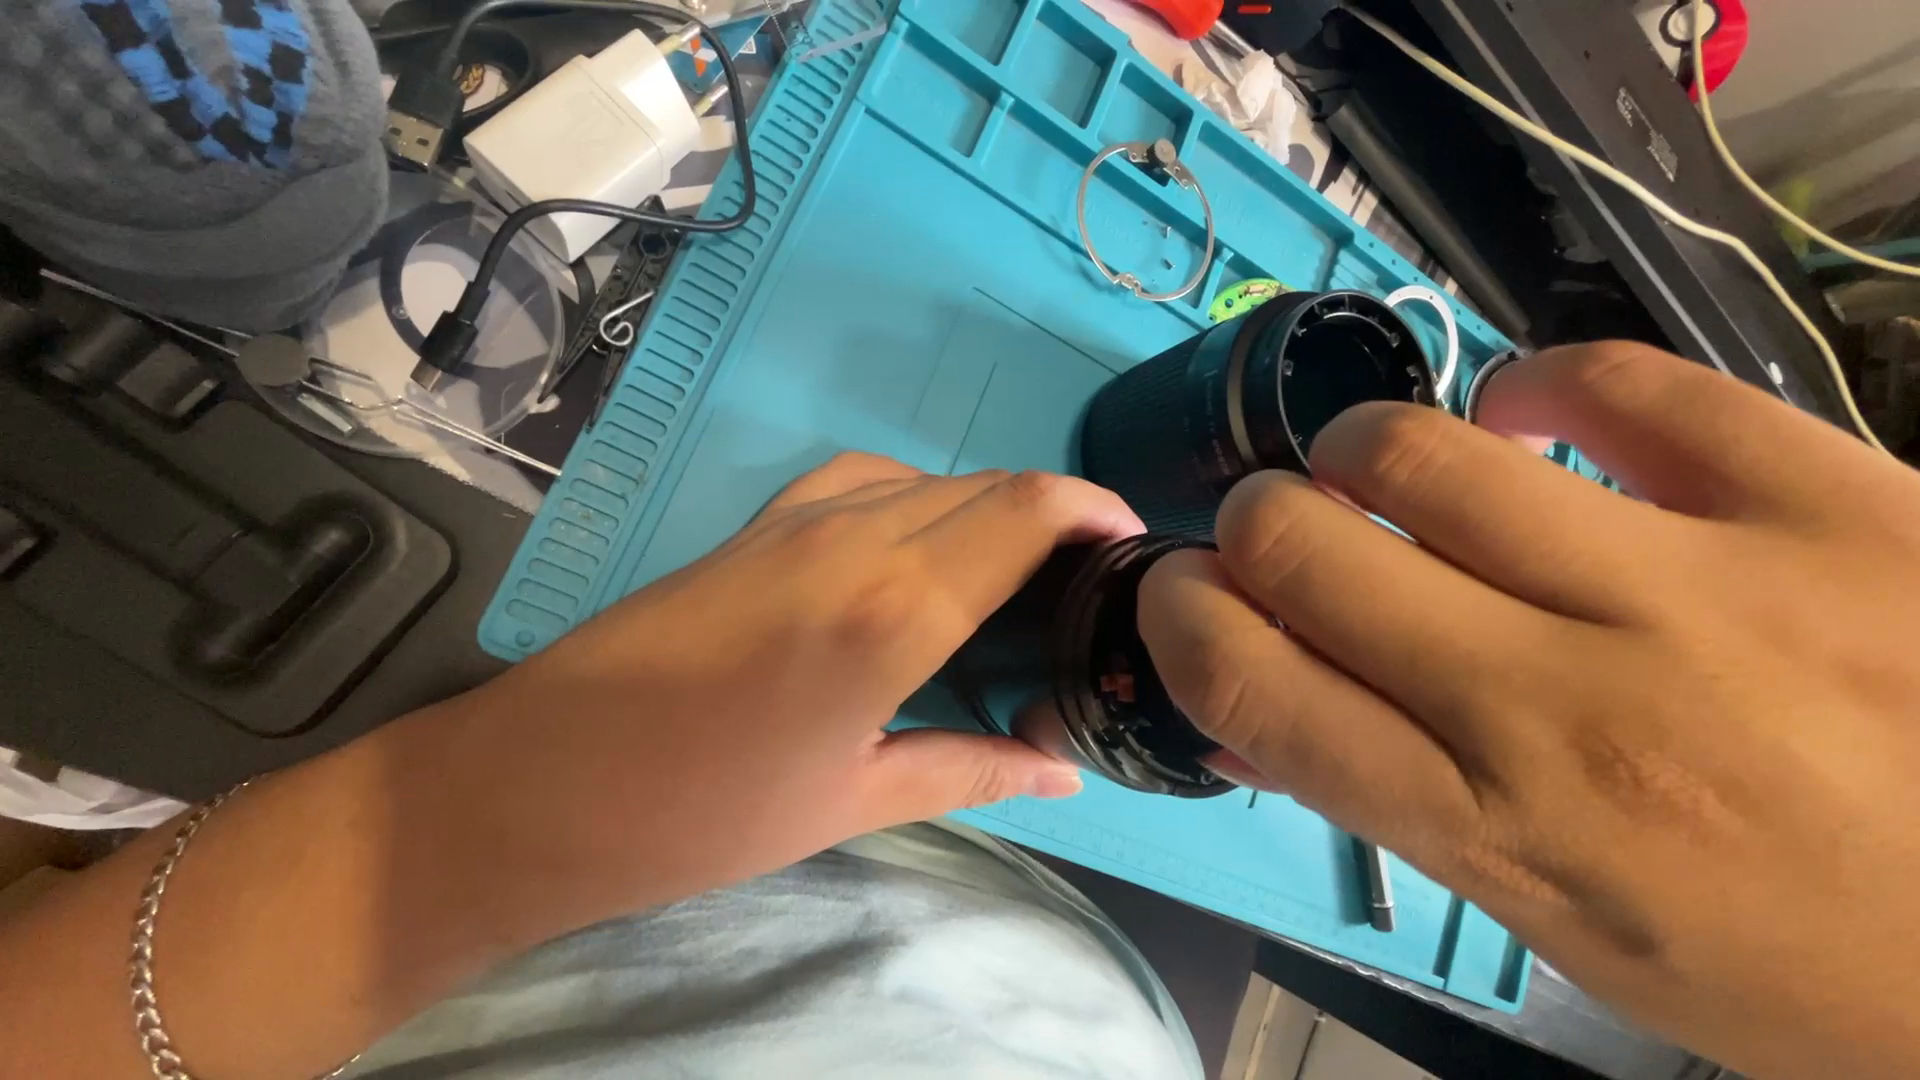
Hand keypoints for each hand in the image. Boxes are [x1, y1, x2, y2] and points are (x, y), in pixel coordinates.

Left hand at [0, 455, 1144, 1079]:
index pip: (1022, 512)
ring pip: (928, 478)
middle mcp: (856, 535)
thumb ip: (970, 770)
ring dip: (982, 507)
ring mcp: (798, 517)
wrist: (539, 780)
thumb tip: (1061, 773)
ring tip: (1006, 574)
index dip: (1088, 509)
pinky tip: (914, 556)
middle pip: (984, 485)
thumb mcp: (855, 800)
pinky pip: (866, 481)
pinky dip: (918, 501)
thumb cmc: (706, 811)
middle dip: (1048, 512)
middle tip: (1078, 575)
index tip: (1127, 537)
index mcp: (893, 607)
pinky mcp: (758, 521)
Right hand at [1138, 343, 1919, 1079]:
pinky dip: (1530, 387)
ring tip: (1386, 475)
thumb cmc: (1791, 965)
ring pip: (1412, 450)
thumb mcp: (1546, 918)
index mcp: (1488, 825)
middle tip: (1291, 537)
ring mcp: (1704, 594)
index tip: (1186, 591)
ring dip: (1355, 452)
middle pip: (1294, 542)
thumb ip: (1380, 793)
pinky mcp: (1844, 501)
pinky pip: (1612, 382)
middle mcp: (1564, 707)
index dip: (1176, 612)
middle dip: (1253, 523)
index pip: (1241, 679)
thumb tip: (1240, 704)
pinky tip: (1528, 421)